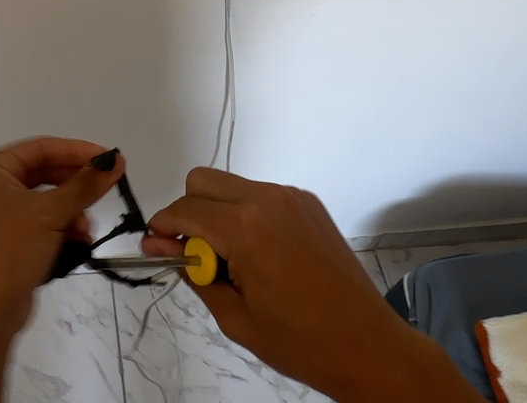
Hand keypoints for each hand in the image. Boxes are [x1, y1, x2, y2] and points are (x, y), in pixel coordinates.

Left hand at [0, 137, 124, 402]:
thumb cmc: (10, 252)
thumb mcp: (51, 214)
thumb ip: (85, 185)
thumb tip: (115, 161)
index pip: (41, 148)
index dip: (77, 151)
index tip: (110, 157)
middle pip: (44, 173)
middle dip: (76, 185)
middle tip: (108, 186)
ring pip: (45, 200)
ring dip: (71, 210)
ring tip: (87, 228)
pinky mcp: (6, 240)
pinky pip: (40, 222)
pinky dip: (61, 228)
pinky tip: (79, 241)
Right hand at [144, 168, 481, 402]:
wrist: (369, 345)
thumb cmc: (299, 341)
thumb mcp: (235, 316)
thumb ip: (194, 273)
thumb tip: (159, 246)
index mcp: (244, 228)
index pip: (184, 209)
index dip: (163, 227)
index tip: (157, 247)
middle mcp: (265, 199)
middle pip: (202, 180)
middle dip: (188, 210)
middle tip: (197, 253)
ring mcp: (290, 196)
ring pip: (231, 185)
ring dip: (218, 211)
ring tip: (234, 259)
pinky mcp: (308, 202)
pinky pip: (260, 194)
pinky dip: (248, 214)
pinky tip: (264, 253)